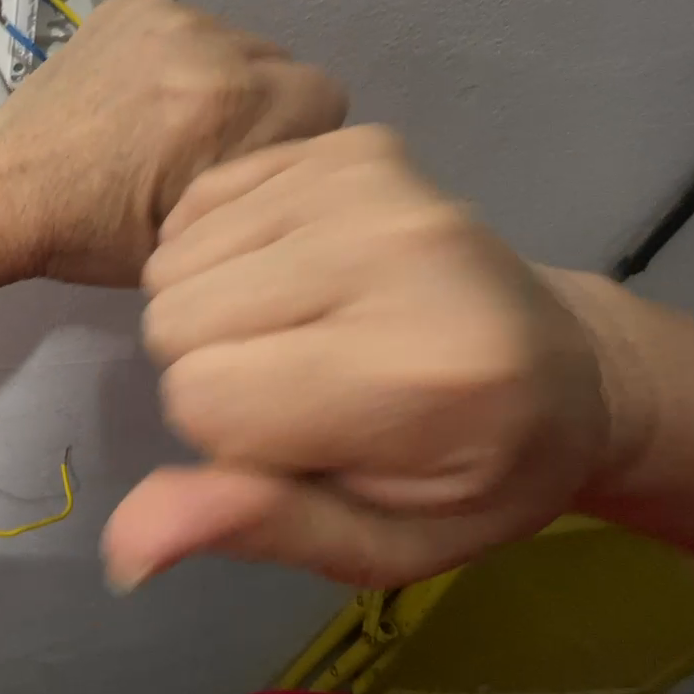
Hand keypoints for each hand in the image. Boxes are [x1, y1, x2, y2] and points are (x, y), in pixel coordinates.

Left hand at [0, 0, 345, 287]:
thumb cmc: (86, 234)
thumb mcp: (189, 238)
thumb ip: (256, 189)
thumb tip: (285, 160)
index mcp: (223, 103)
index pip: (327, 101)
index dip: (290, 144)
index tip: (240, 172)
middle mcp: (201, 43)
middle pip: (284, 67)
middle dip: (258, 111)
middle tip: (199, 154)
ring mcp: (157, 17)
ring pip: (236, 45)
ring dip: (217, 82)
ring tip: (160, 129)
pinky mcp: (122, 10)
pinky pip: (186, 29)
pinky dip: (174, 61)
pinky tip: (132, 102)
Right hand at [105, 126, 619, 589]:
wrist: (569, 364)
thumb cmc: (468, 470)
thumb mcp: (375, 542)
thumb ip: (254, 528)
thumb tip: (123, 551)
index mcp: (423, 374)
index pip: (201, 400)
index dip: (231, 435)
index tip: (303, 437)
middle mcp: (399, 250)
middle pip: (173, 322)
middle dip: (210, 365)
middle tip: (298, 377)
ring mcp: (368, 181)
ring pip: (171, 264)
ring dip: (210, 307)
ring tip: (298, 325)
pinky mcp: (341, 142)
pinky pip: (191, 207)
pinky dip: (216, 249)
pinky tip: (285, 270)